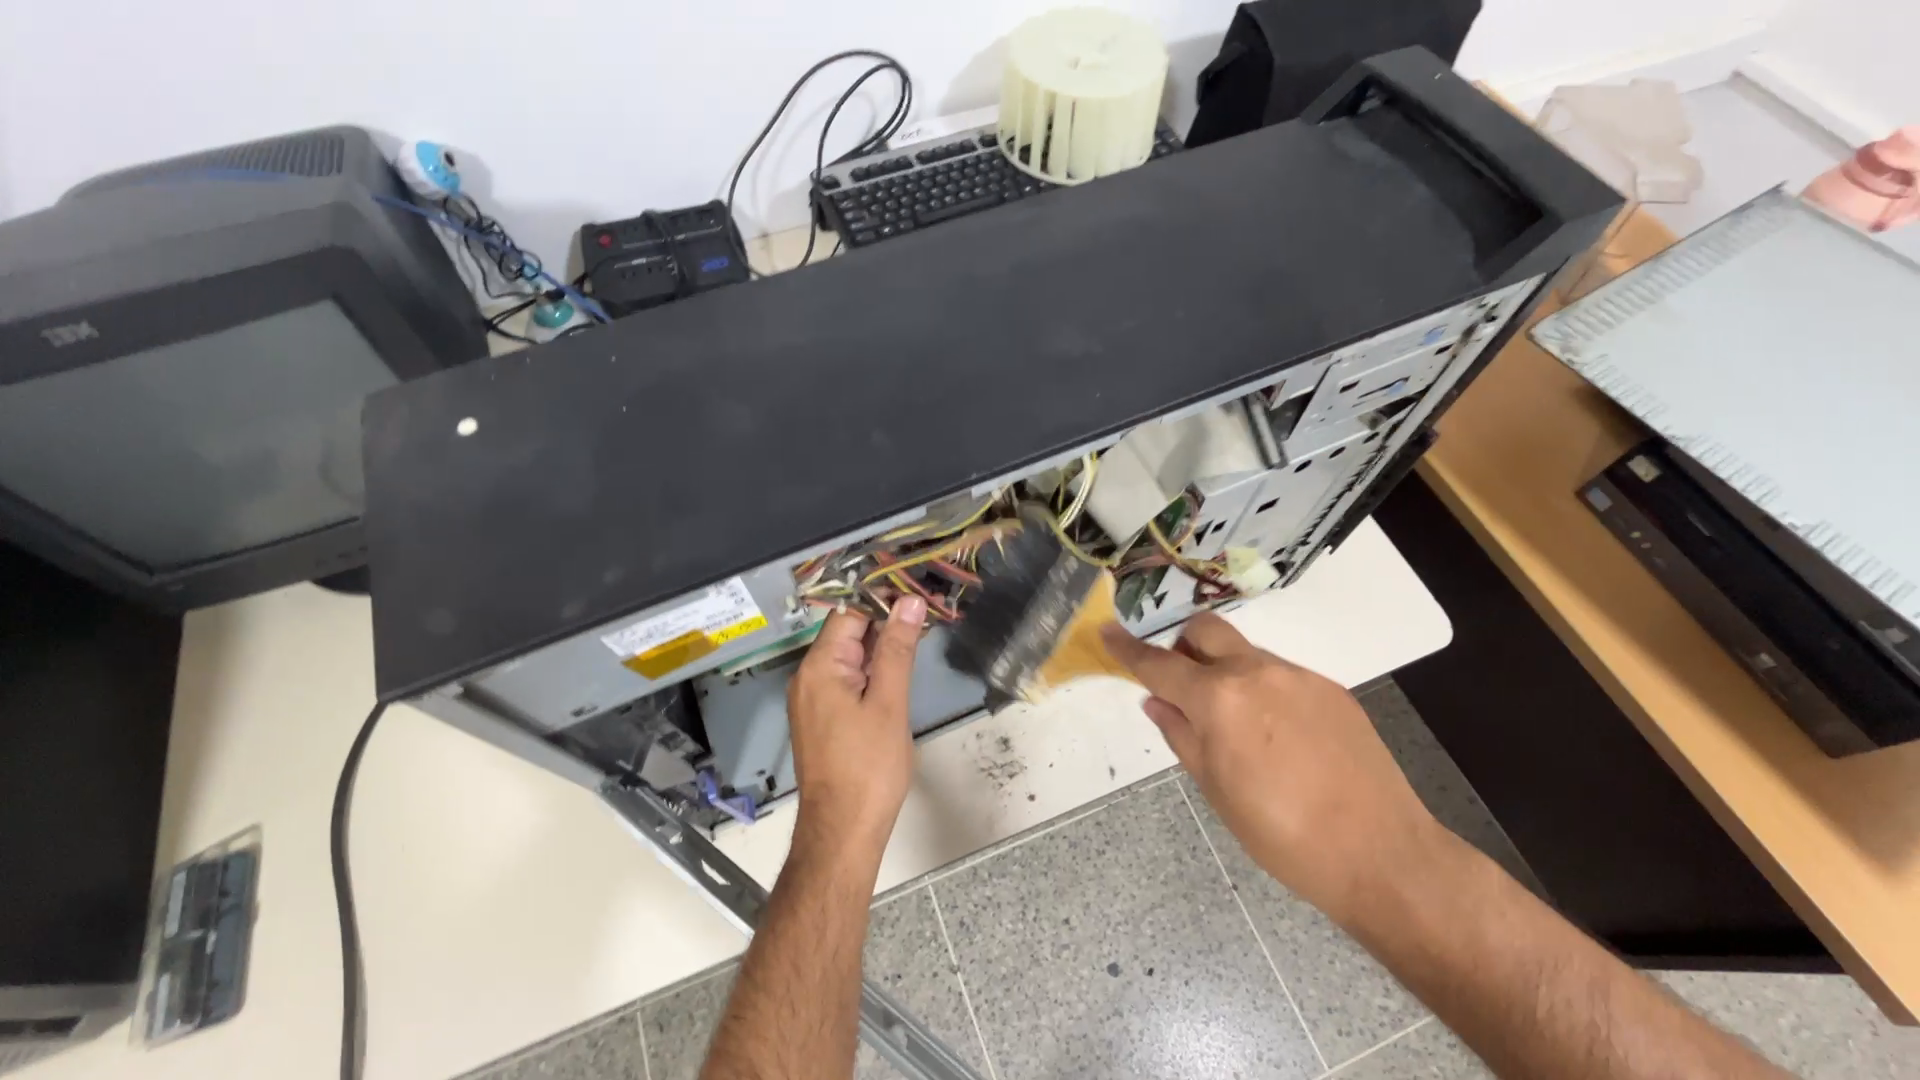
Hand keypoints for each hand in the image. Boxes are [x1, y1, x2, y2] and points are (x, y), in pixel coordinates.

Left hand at [787, 597, 925, 849]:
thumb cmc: (869, 767)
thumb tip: (909, 602)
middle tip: (928, 613)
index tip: (919, 594)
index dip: (883, 601)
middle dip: (885, 622)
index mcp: (819, 668)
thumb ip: (898, 650)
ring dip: (880, 647)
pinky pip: (844, 681)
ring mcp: (811, 700)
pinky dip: (870, 672)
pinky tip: (896, 673)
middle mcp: (807, 678)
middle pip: (847, 634)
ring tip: (919, 637)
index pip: (849, 614)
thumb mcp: (889, 703)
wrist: (843, 830)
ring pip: (847, 658)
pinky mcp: (820, 719)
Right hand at [1100, 613, 1438, 924]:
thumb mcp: (1217, 790)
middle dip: (1183, 646)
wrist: (1379, 853)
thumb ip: (1182, 736)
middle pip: (1205, 631)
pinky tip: (1277, 737)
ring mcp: (1299, 677)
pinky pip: (1281, 675)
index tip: (1107, 633)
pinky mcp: (1332, 690)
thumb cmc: (1282, 835)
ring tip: (1235, 725)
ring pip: (1245, 653)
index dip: (1128, 650)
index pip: (1160, 664)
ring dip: (1224, 671)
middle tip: (1181, 686)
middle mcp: (1257, 673)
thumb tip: (1158, 703)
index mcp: (1220, 700)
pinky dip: (1262, 690)